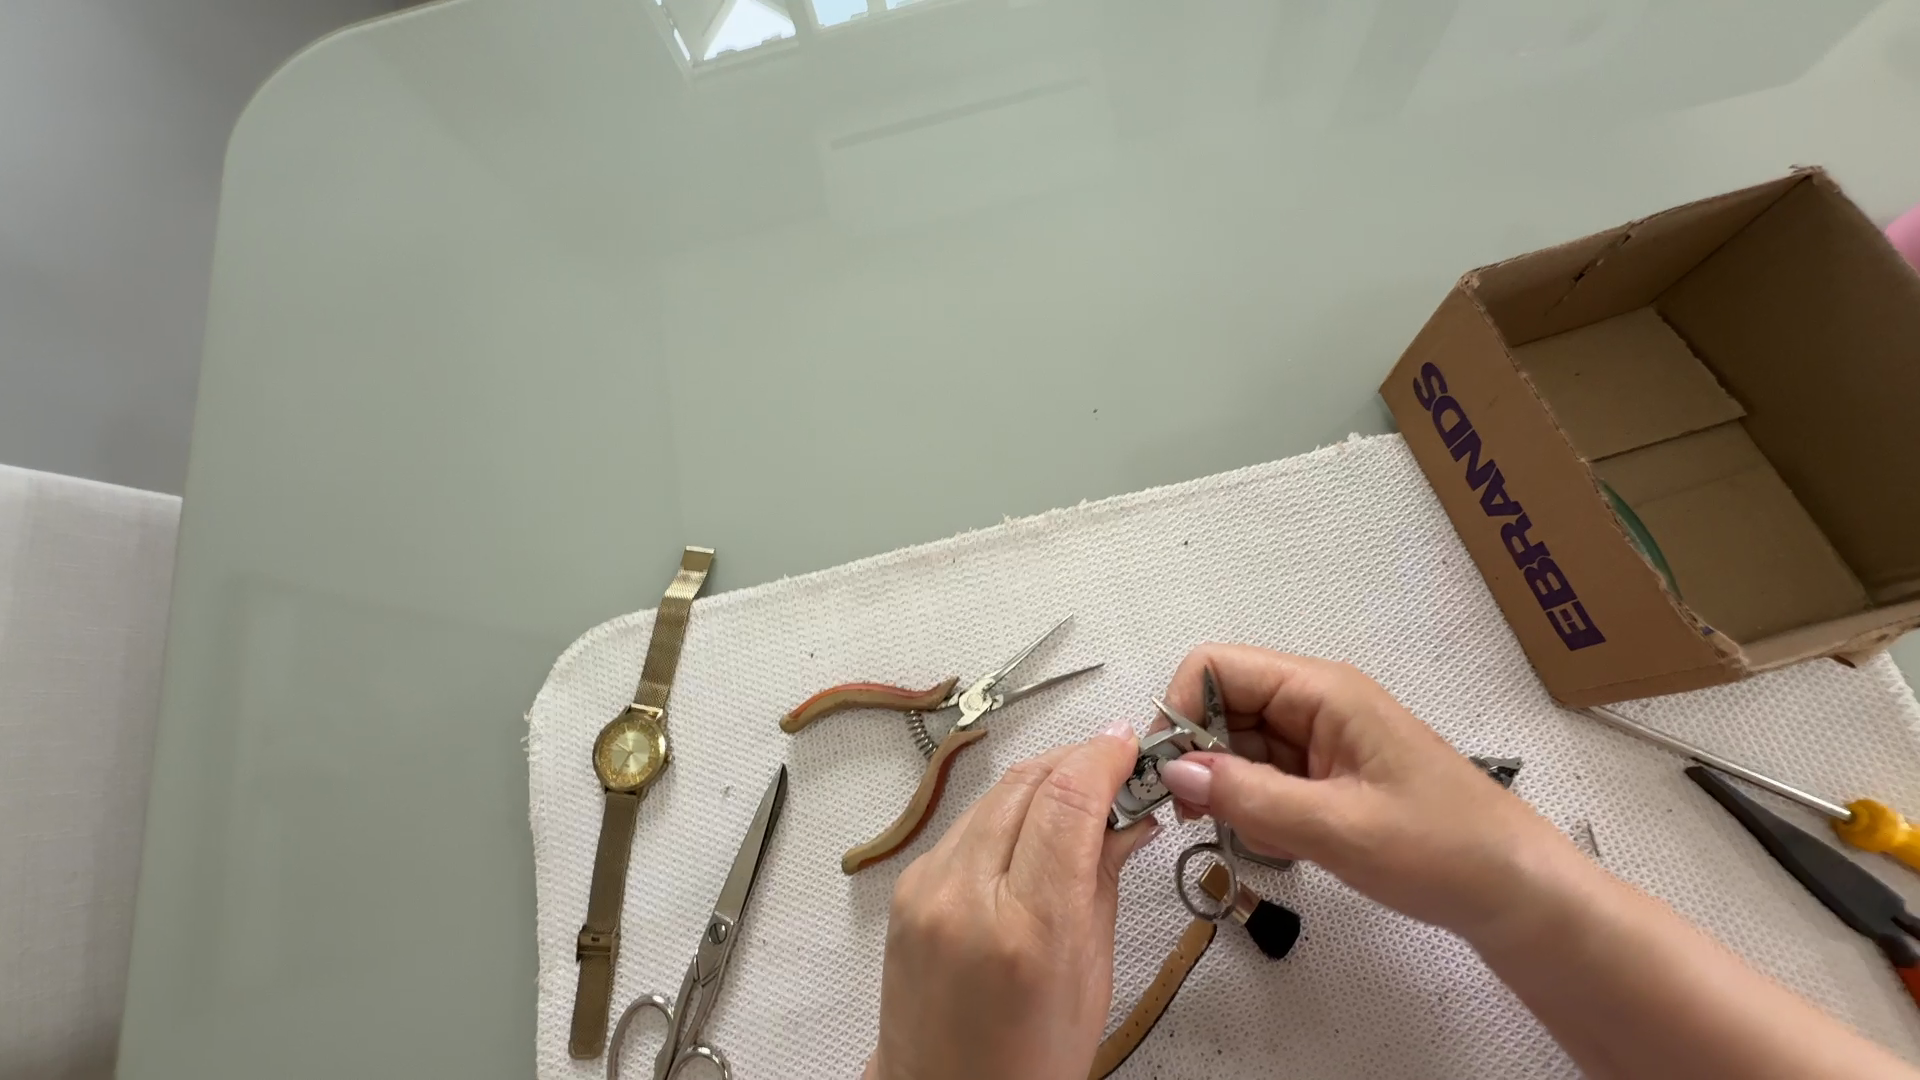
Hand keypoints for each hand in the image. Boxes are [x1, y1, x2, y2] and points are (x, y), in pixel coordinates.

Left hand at [864, 724, 1158, 1079]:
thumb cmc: (1026, 1062)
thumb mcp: (1091, 976)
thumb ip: (1103, 879)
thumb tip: (1128, 812)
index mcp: (1026, 929)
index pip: (1065, 803)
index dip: (1101, 758)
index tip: (1126, 743)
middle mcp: (964, 895)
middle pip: (1026, 783)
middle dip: (1076, 760)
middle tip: (1114, 762)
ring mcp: (927, 885)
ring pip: (996, 793)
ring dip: (1043, 780)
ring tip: (1081, 792)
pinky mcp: (908, 881)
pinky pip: (968, 822)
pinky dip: (1008, 810)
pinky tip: (1032, 826)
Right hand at [1153, 644, 1569, 939]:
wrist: (1521, 898)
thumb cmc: (1444, 850)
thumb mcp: (1339, 828)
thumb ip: (1248, 797)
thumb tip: (1170, 772)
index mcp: (1320, 690)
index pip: (1216, 667)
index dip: (1179, 708)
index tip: (1169, 772)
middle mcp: (1311, 701)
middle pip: (1220, 705)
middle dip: (1201, 758)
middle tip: (1198, 818)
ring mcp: (1316, 736)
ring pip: (1235, 745)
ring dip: (1231, 790)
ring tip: (1265, 839)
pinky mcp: (1322, 771)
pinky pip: (1261, 775)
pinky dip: (1255, 809)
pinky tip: (1285, 845)